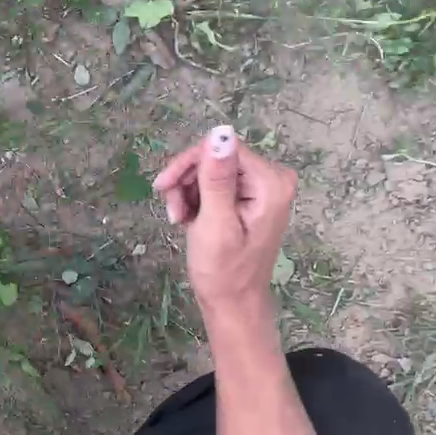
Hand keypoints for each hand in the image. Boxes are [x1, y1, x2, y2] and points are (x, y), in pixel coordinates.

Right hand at [153, 126, 297, 326]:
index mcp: (270, 183)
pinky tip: (188, 219)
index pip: (222, 148)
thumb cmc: (223, 270)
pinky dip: (194, 199)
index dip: (189, 164)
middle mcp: (271, 179)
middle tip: (172, 211)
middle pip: (215, 158)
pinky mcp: (249, 197)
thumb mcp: (215, 223)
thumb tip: (220, 132)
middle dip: (186, 181)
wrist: (231, 302)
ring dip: (186, 192)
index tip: (163, 188)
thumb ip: (216, 178)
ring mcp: (261, 188)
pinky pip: (213, 183)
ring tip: (178, 219)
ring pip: (209, 170)